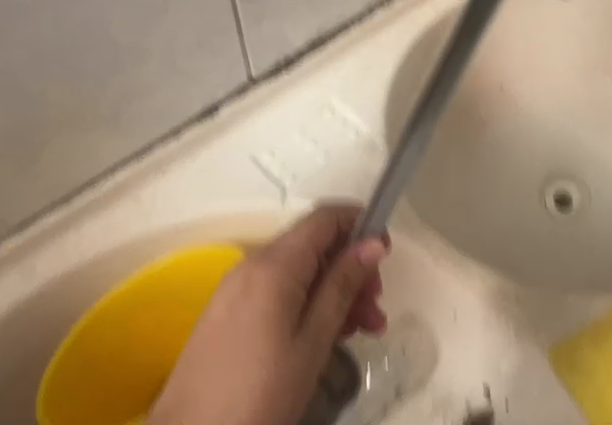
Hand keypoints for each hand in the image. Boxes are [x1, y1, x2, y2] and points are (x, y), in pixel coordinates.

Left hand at [148, 204, 388, 424]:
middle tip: (376, 307)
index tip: (385, 255)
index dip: (360, 224)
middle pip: (314, 246)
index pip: (324, 217)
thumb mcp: (313, 341)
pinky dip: (306, 303)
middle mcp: (251, 266)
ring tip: (360, 331)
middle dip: (351, 269)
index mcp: (273, 265)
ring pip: (298, 272)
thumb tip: (373, 242)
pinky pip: (277, 292)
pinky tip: (324, 336)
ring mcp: (234, 290)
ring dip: (333, 291)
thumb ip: (343, 285)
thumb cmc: (260, 392)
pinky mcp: (226, 315)